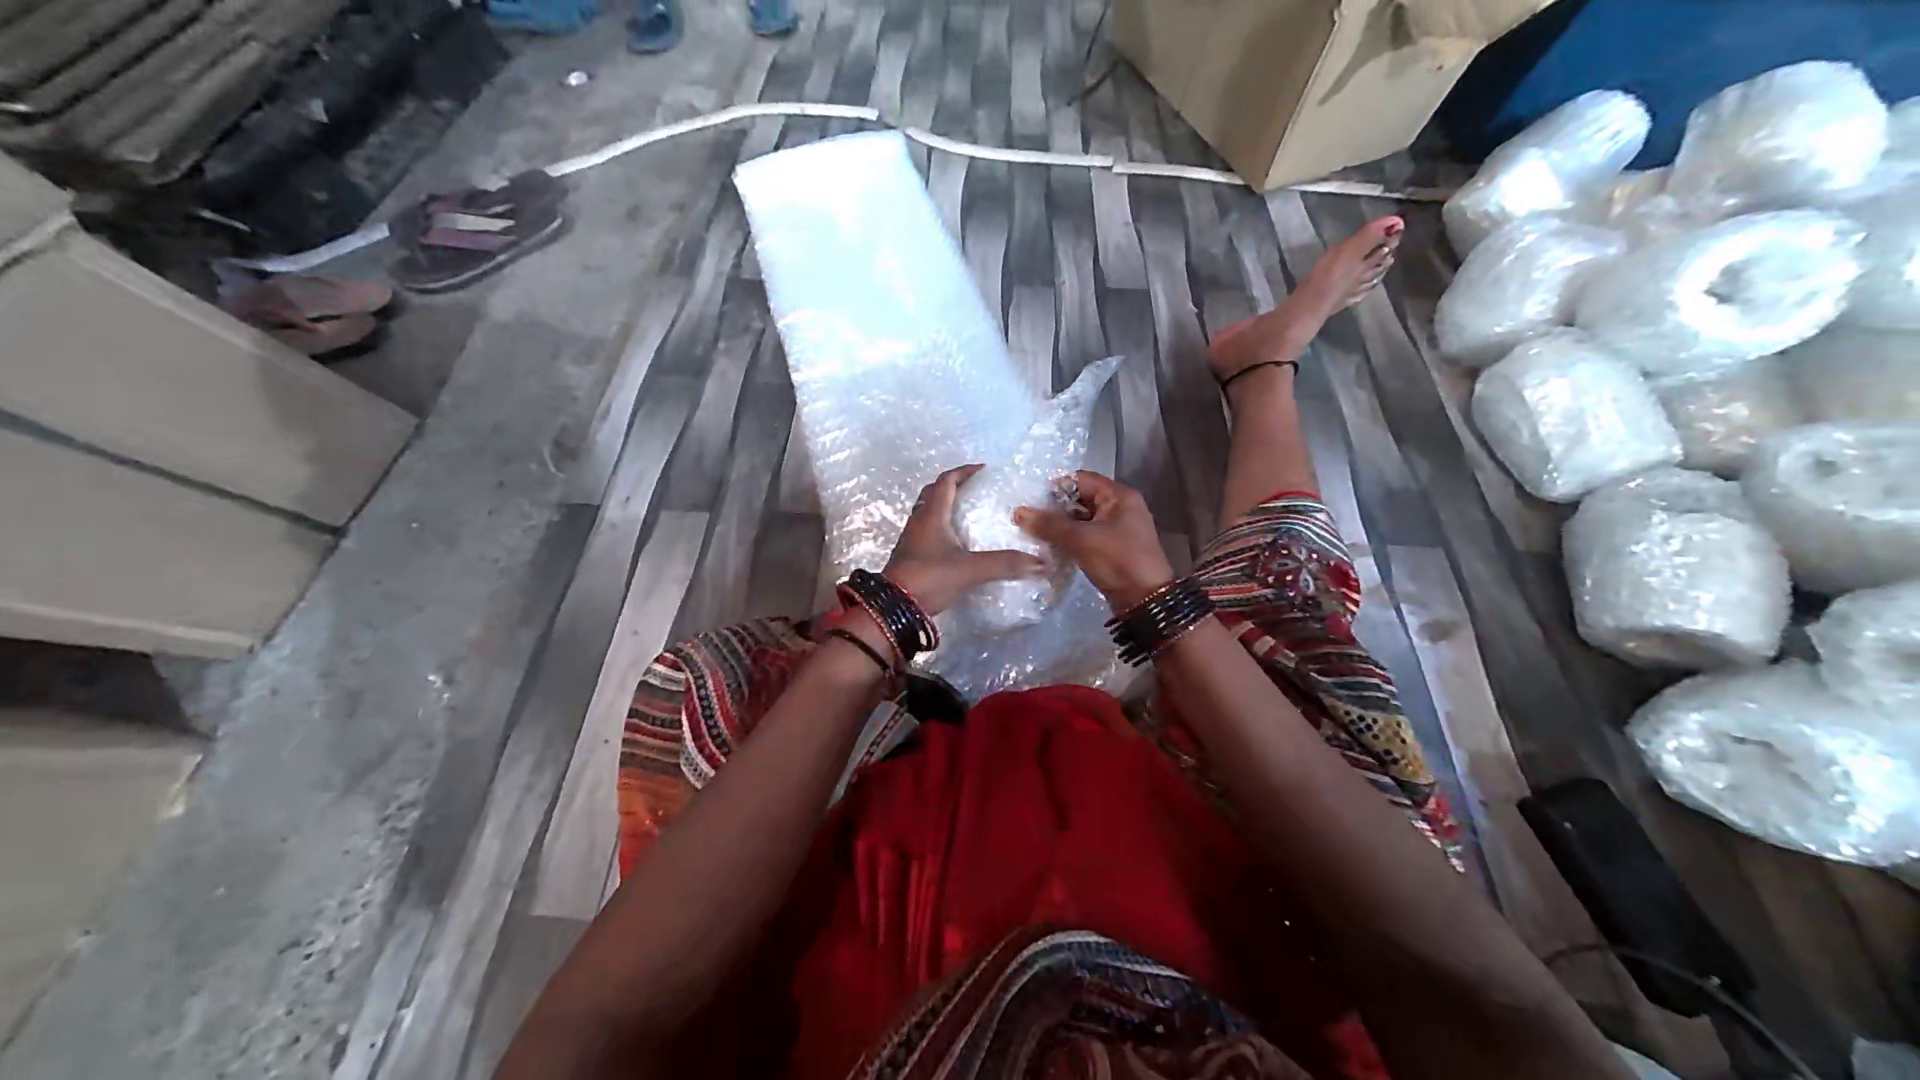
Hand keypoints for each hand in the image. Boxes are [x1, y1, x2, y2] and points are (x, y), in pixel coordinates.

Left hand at [883, 465, 1047, 615]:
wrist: (895, 608)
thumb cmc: (929, 578)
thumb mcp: (970, 570)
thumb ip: (1004, 564)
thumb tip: (1040, 563)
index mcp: (932, 515)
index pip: (946, 481)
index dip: (963, 471)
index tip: (983, 469)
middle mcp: (919, 522)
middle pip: (933, 493)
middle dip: (953, 486)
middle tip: (975, 488)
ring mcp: (912, 540)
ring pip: (928, 512)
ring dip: (945, 507)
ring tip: (968, 512)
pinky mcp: (910, 557)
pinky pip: (927, 531)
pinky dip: (942, 527)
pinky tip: (956, 541)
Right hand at [1014, 471, 1174, 610]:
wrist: (1145, 600)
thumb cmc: (1117, 561)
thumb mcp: (1081, 540)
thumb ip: (1050, 525)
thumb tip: (1019, 512)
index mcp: (1119, 496)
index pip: (1081, 479)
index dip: (1056, 487)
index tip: (1032, 501)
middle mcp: (1120, 507)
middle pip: (1081, 498)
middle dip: (1056, 508)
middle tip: (1029, 519)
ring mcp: (1117, 528)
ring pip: (1082, 518)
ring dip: (1061, 525)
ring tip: (1034, 532)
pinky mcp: (1112, 547)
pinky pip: (1087, 535)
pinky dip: (1070, 538)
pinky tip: (1050, 546)